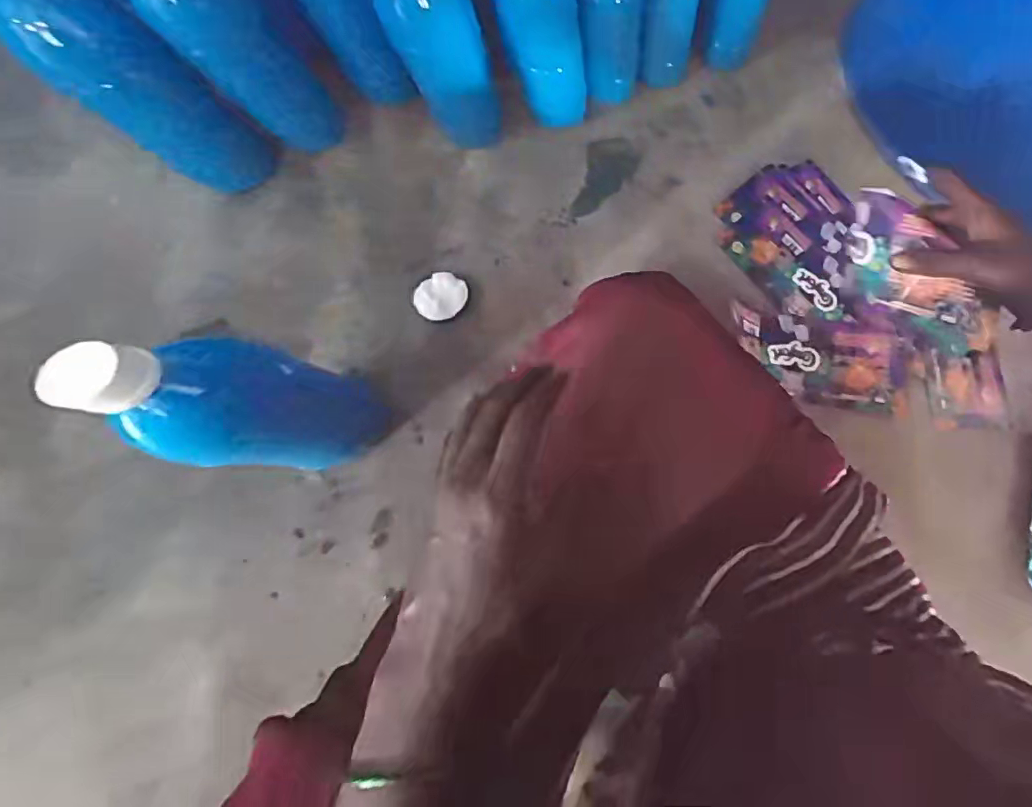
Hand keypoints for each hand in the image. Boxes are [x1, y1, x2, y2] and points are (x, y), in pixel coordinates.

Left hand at [421, 364, 567, 642]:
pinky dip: (470, 419)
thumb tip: (598, 466)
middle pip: (489, 414)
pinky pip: (452, 443)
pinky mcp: (433, 505)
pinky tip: (481, 421)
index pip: (522, 422)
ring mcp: (444, 491)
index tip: (566, 375)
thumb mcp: (556, 565)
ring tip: (514, 383)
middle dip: (517, 384)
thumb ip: (576, 509)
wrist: (444, 661)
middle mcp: (466, 481)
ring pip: (464, 424)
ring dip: (491, 397)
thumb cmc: (508, 615)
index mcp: (500, 493)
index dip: (545, 393)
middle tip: (544, 370)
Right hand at [891, 168, 1031, 326]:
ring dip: (929, 242)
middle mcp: (980, 221)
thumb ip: (934, 262)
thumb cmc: (1018, 270)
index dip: (929, 174)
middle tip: (891, 232)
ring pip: (950, 235)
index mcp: (979, 211)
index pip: (950, 181)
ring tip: (902, 253)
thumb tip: (894, 258)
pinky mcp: (988, 262)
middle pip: (945, 212)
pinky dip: (941, 259)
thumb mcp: (973, 265)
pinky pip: (958, 254)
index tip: (905, 174)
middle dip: (920, 220)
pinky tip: (925, 271)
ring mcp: (985, 242)